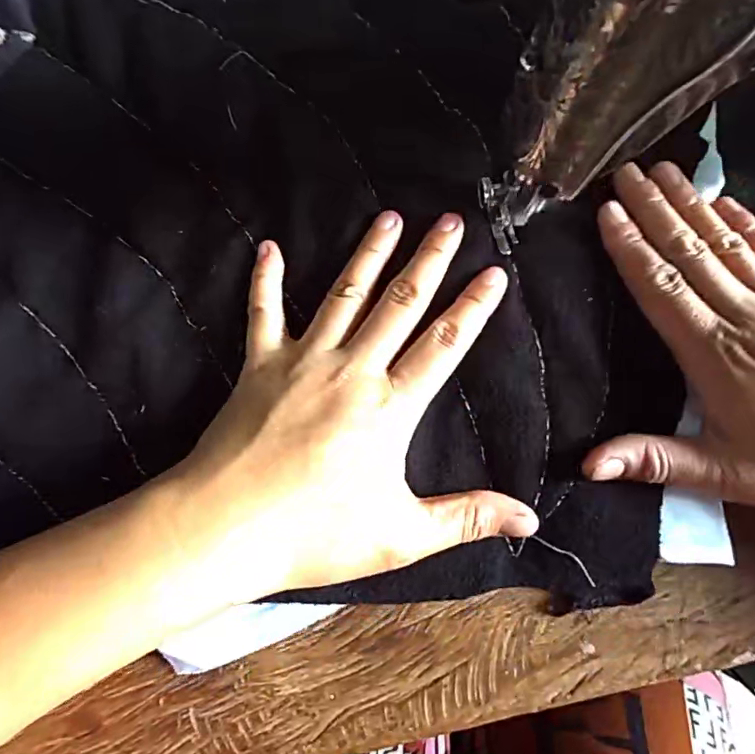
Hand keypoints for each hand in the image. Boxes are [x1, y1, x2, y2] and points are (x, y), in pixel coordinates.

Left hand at [165, 211, 536, 598]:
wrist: (225, 525)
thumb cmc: (312, 535)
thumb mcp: (400, 536)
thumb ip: (466, 518)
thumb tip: (529, 519)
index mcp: (389, 409)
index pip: (443, 345)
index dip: (473, 307)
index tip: (493, 272)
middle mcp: (350, 373)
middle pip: (400, 304)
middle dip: (429, 260)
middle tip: (449, 221)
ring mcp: (302, 363)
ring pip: (345, 296)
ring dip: (369, 254)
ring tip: (389, 217)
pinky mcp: (259, 367)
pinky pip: (263, 313)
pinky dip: (266, 279)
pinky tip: (270, 248)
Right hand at [584, 162, 754, 534]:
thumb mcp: (729, 477)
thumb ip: (656, 462)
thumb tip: (587, 464)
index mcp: (718, 355)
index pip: (662, 288)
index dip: (631, 248)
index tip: (607, 211)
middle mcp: (749, 317)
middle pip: (691, 252)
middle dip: (653, 209)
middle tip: (624, 171)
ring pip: (728, 244)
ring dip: (693, 204)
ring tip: (665, 171)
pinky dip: (750, 223)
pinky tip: (729, 202)